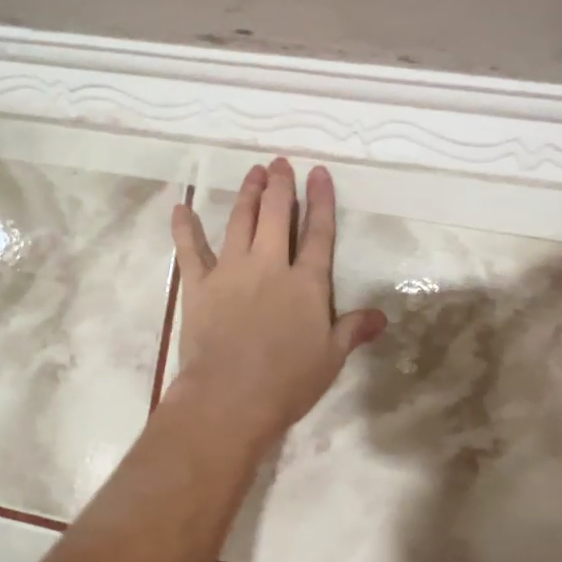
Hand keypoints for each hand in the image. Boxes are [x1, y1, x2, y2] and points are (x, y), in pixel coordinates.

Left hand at [164, 158, 386, 454]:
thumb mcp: (330, 359)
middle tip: (280, 164)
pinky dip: (184, 227)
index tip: (319, 173)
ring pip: (240, 221)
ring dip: (247, 194)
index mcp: (306, 283)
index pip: (318, 233)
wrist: (230, 397)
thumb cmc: (287, 383)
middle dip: (280, 185)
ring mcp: (231, 271)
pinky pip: (190, 250)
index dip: (321, 200)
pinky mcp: (199, 286)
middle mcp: (269, 266)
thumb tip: (381, 316)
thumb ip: (352, 330)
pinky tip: (181, 208)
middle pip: (276, 215)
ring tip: (252, 173)